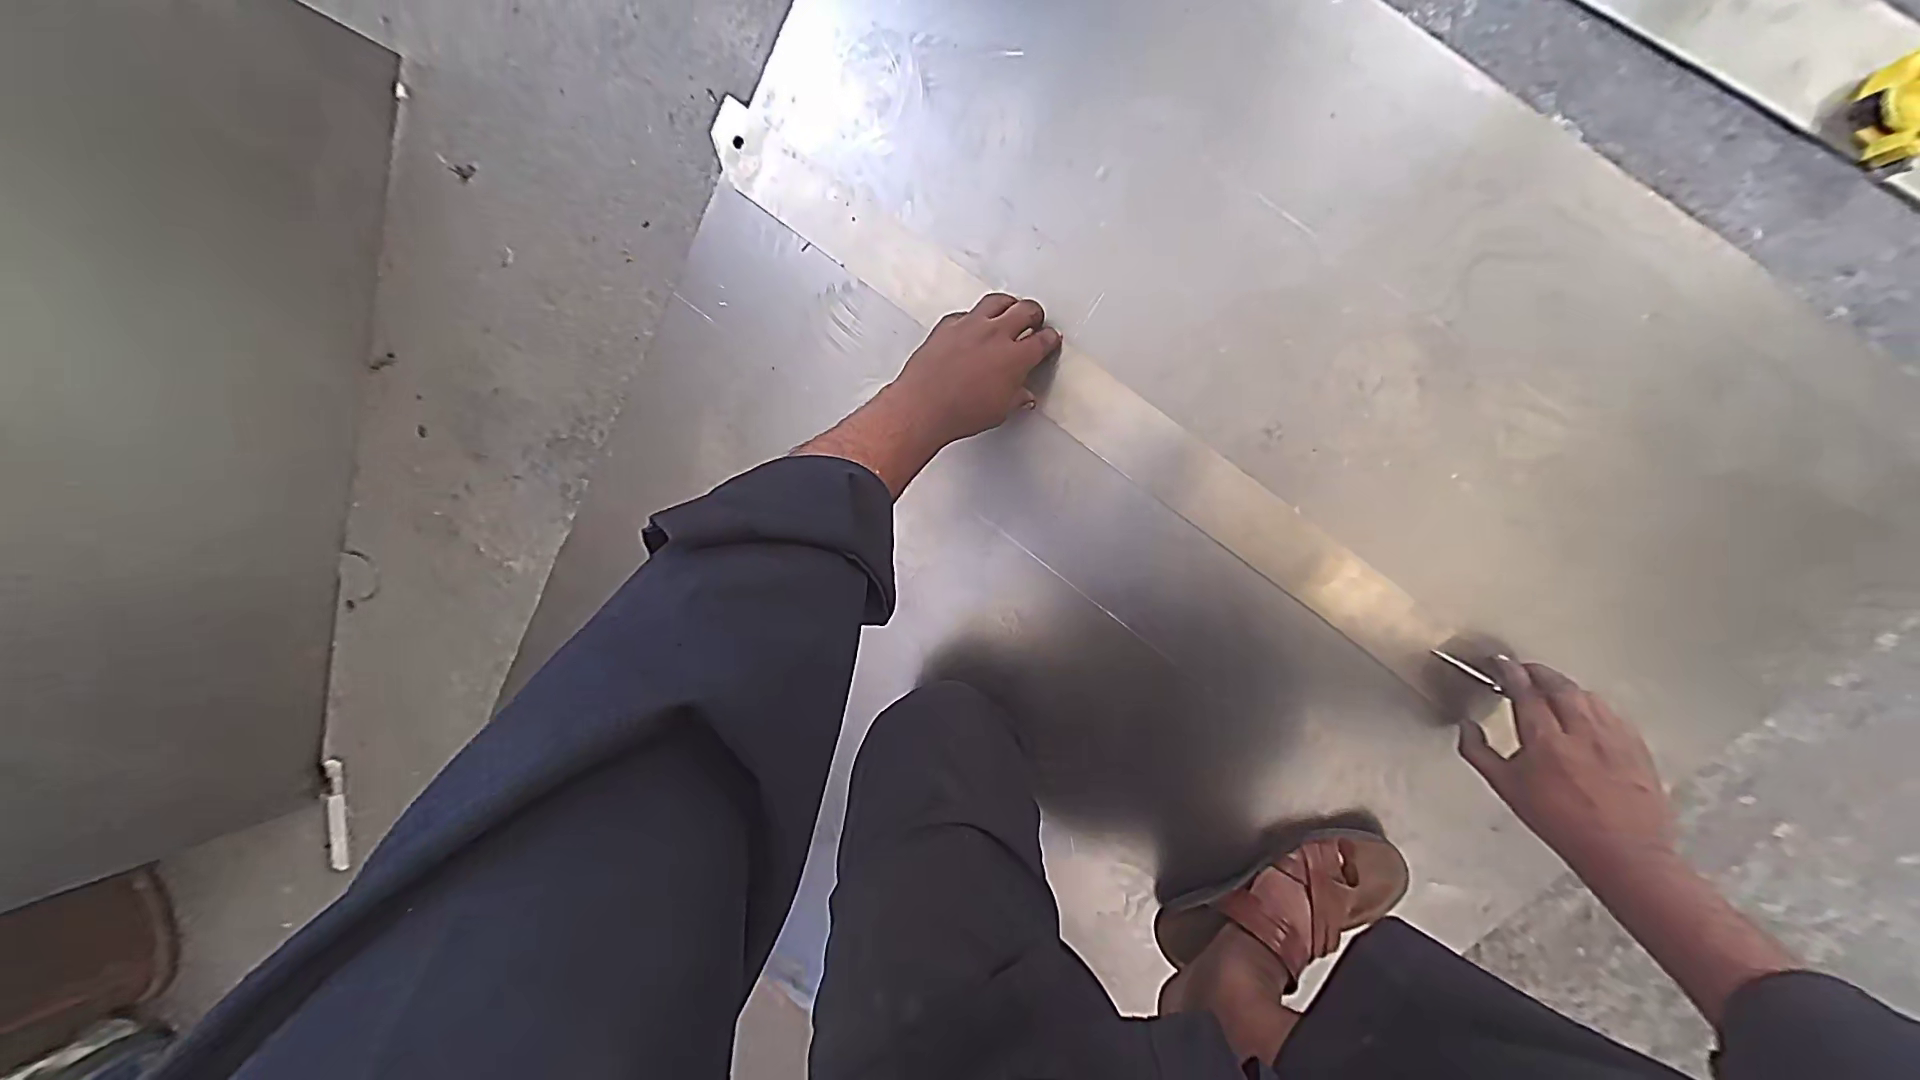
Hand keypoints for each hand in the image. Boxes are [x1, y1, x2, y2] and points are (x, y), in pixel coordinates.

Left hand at [793, 292, 1059, 497]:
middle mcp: (995, 334)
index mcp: (1015, 357)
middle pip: (1026, 309)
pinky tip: (974, 323)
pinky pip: (967, 312)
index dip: (1050, 339)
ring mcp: (971, 325)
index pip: (1043, 340)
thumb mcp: (1000, 411)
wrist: (923, 406)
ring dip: (1008, 304)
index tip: (1050, 339)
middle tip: (1035, 319)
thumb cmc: (958, 411)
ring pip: (998, 301)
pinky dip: (975, 317)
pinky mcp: (948, 325)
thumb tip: (1021, 395)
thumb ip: (1016, 397)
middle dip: (1034, 314)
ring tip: (1010, 310)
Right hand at [1458, 659, 1676, 877]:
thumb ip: (1478, 751)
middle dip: (1538, 672)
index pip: (1525, 691)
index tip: (1500, 663)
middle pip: (1559, 686)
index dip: (1509, 672)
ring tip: (1551, 685)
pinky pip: (1612, 714)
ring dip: (1565, 685)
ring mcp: (1614, 740)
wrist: (1623, 852)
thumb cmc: (1560, 822)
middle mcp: (1582, 734)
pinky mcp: (1637, 749)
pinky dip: (1592, 704)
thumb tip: (1467, 726)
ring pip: (1588, 696)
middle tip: (1523, 668)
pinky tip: (1584, 709)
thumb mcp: (1506, 787)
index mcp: (1545, 741)